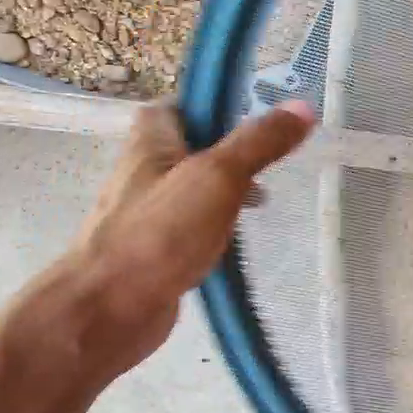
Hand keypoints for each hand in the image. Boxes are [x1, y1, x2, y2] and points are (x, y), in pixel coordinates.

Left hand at [50, 101, 314, 377]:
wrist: (110, 305)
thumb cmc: (160, 233)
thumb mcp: (219, 177)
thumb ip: (259, 143)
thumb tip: (302, 106)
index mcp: (149, 148)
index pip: (170, 111)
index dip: (205, 108)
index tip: (247, 119)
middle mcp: (141, 176)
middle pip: (181, 151)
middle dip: (222, 154)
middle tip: (266, 166)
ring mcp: (145, 216)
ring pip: (187, 191)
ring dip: (221, 192)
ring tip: (261, 206)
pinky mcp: (154, 251)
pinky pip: (187, 227)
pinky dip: (214, 227)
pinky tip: (236, 242)